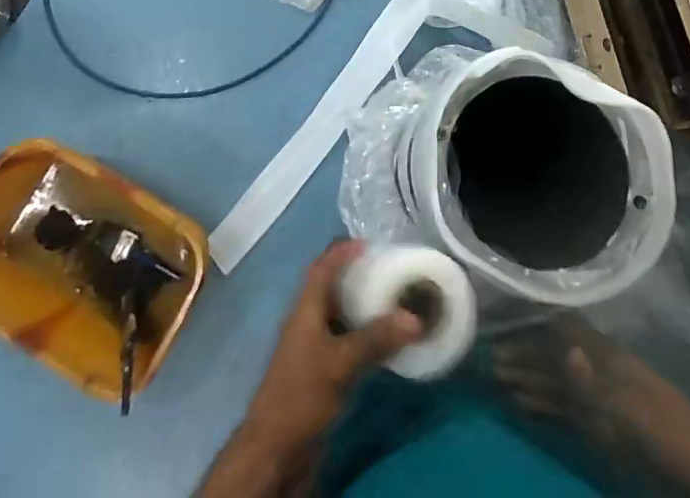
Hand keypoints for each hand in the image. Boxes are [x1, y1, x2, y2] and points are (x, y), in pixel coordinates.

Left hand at [238, 241, 423, 450]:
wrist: (274, 448)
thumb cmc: (301, 394)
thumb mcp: (340, 363)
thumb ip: (376, 338)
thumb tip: (415, 317)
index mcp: (305, 309)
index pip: (321, 267)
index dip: (342, 251)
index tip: (370, 242)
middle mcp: (307, 321)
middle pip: (330, 287)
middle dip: (356, 275)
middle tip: (390, 269)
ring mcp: (311, 347)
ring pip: (338, 314)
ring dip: (361, 304)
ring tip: (393, 298)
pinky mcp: (319, 369)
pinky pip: (343, 338)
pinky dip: (362, 332)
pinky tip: (383, 338)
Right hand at [491, 316, 646, 447]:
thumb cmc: (662, 427)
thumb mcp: (626, 405)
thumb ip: (593, 381)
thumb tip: (567, 348)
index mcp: (606, 355)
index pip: (566, 326)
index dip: (539, 316)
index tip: (508, 309)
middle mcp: (599, 368)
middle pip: (555, 354)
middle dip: (524, 352)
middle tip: (490, 356)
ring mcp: (599, 396)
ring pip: (556, 380)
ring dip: (528, 377)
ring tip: (497, 377)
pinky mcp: (600, 423)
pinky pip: (564, 406)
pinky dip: (541, 403)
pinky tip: (520, 403)